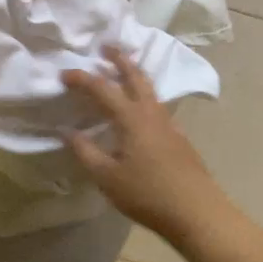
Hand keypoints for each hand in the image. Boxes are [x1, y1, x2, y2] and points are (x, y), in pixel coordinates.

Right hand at [63, 46, 220, 240]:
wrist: (199, 214)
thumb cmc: (148, 194)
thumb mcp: (107, 177)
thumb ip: (85, 151)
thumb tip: (67, 130)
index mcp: (130, 118)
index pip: (101, 88)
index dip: (81, 78)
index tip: (63, 74)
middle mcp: (150, 113)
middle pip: (134, 76)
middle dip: (119, 59)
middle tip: (106, 47)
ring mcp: (169, 124)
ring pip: (150, 89)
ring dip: (135, 74)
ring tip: (124, 70)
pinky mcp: (179, 138)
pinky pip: (158, 105)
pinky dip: (145, 96)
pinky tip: (142, 111)